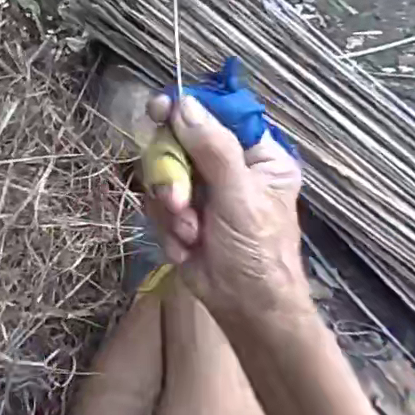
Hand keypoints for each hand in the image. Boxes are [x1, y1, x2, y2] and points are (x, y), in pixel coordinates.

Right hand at [142, 94, 308, 321]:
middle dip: (173, 175)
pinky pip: (156, 202)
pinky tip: (187, 246)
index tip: (159, 108)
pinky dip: (167, 226)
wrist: (245, 311)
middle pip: (179, 142)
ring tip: (190, 233)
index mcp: (257, 154)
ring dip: (171, 207)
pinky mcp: (180, 213)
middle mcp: (227, 166)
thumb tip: (184, 104)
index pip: (218, 114)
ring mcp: (202, 189)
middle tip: (179, 200)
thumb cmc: (257, 252)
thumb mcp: (240, 195)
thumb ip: (212, 148)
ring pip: (162, 173)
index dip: (188, 110)